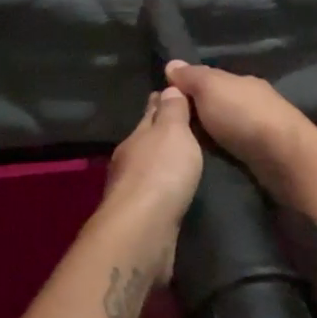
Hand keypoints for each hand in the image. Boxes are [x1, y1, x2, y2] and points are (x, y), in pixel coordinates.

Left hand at [99, 87, 201, 269]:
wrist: (143, 230)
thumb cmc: (161, 172)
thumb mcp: (173, 132)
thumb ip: (173, 111)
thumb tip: (168, 87)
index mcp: (137, 136)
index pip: (150, 111)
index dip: (162, 101)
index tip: (174, 91)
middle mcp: (129, 160)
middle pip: (147, 139)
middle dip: (162, 132)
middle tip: (187, 125)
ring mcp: (131, 190)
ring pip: (148, 167)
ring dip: (162, 162)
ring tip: (185, 158)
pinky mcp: (139, 217)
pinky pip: (154, 193)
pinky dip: (163, 187)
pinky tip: (175, 188)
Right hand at [163, 61, 316, 194]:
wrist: (283, 156)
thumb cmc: (242, 116)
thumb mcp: (210, 88)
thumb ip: (192, 77)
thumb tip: (172, 64)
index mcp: (241, 82)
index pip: (207, 80)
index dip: (184, 89)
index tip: (160, 105)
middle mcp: (252, 101)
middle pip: (216, 104)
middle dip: (196, 114)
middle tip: (167, 131)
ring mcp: (260, 128)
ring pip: (225, 127)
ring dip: (209, 134)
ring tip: (182, 148)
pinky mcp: (263, 153)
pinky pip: (234, 147)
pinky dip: (222, 150)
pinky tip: (208, 159)